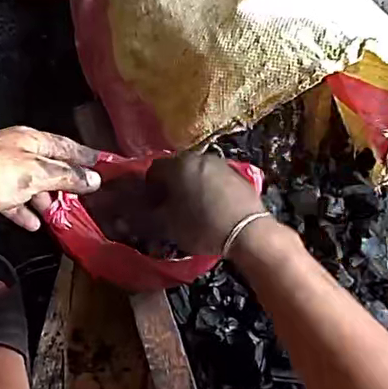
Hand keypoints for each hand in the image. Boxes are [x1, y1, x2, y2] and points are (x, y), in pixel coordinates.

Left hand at [0, 127, 101, 231]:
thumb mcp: (32, 174)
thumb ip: (64, 177)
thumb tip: (91, 178)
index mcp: (28, 140)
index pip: (66, 146)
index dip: (86, 157)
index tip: (104, 165)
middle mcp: (13, 151)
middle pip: (48, 165)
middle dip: (67, 181)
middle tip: (86, 194)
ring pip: (30, 184)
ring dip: (45, 199)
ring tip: (60, 213)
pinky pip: (10, 200)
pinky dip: (23, 211)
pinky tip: (32, 222)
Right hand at [144, 151, 268, 255]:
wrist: (248, 232)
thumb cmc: (202, 226)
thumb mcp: (167, 225)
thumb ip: (148, 214)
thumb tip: (139, 210)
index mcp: (178, 165)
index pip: (153, 170)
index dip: (150, 189)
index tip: (154, 206)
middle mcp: (199, 157)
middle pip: (176, 168)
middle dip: (171, 185)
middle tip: (171, 207)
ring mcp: (221, 163)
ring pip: (197, 171)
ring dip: (191, 185)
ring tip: (193, 207)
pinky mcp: (238, 174)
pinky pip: (215, 178)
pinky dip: (209, 188)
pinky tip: (213, 207)